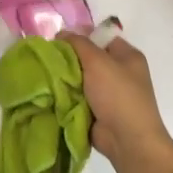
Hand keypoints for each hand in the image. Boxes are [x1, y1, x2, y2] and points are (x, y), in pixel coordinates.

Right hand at [61, 33, 172, 172]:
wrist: (127, 140)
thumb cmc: (118, 95)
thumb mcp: (98, 62)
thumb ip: (78, 44)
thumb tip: (62, 33)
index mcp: (128, 56)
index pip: (101, 37)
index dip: (80, 36)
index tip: (57, 41)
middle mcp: (120, 72)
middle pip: (88, 58)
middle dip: (69, 59)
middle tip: (47, 60)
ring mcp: (109, 93)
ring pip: (81, 78)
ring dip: (65, 79)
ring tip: (45, 77)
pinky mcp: (98, 110)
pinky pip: (78, 96)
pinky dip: (66, 96)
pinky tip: (51, 93)